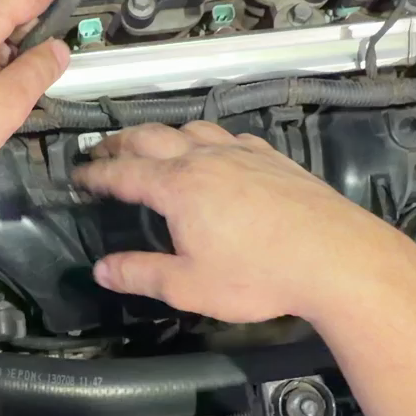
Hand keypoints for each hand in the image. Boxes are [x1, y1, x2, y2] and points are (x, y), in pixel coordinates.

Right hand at [72, 121, 415, 323]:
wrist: (337, 259)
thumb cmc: (258, 275)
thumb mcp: (188, 286)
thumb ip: (140, 274)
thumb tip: (101, 269)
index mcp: (178, 187)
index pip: (124, 172)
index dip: (96, 173)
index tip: (78, 175)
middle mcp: (206, 159)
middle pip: (152, 138)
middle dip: (121, 143)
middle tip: (102, 152)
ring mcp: (243, 153)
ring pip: (192, 129)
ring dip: (163, 134)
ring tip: (152, 145)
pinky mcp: (274, 158)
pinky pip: (230, 136)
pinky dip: (207, 138)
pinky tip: (216, 151)